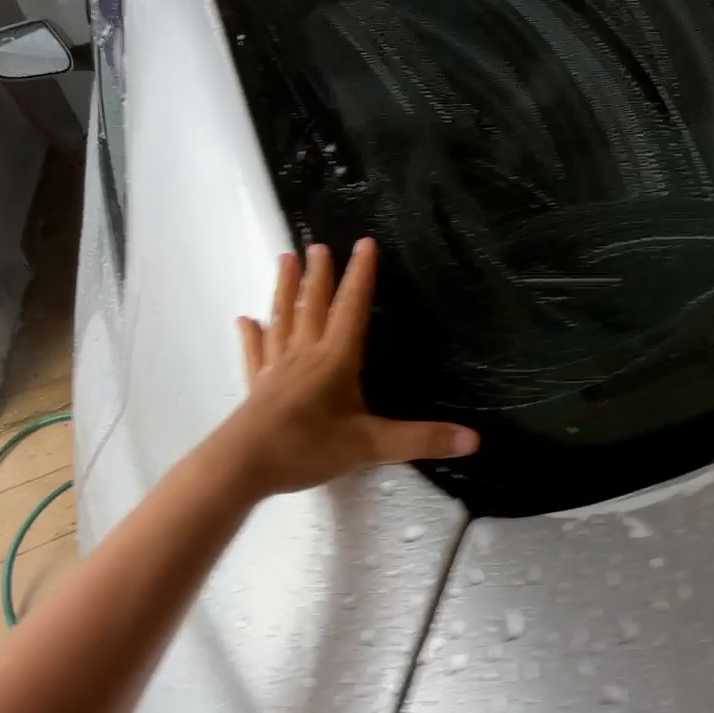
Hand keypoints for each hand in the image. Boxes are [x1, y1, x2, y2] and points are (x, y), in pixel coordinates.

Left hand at [218, 239, 477, 497]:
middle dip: (320, 275)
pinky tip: (246, 321)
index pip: (352, 309)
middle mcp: (305, 355)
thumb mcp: (371, 446)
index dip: (361, 277)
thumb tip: (474, 439)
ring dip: (285, 289)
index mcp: (336, 360)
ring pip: (283, 320)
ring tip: (284, 259)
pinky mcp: (256, 389)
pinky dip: (253, 336)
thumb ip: (421, 439)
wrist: (238, 469)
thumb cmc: (306, 448)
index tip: (364, 244)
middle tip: (317, 243)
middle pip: (313, 306)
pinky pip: (256, 354)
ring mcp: (277, 370)